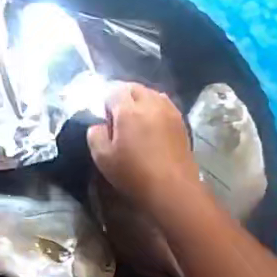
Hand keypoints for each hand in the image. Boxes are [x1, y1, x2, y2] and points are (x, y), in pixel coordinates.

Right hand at [87, 82, 199, 209]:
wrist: (172, 188)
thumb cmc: (134, 174)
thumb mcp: (102, 158)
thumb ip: (95, 135)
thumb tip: (99, 125)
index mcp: (128, 110)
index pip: (113, 90)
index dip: (105, 101)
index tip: (103, 117)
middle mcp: (151, 103)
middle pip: (134, 88)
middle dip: (123, 96)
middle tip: (116, 115)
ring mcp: (169, 111)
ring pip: (151, 93)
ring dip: (140, 100)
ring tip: (135, 118)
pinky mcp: (181, 122)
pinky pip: (164, 104)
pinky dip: (155, 108)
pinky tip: (152, 125)